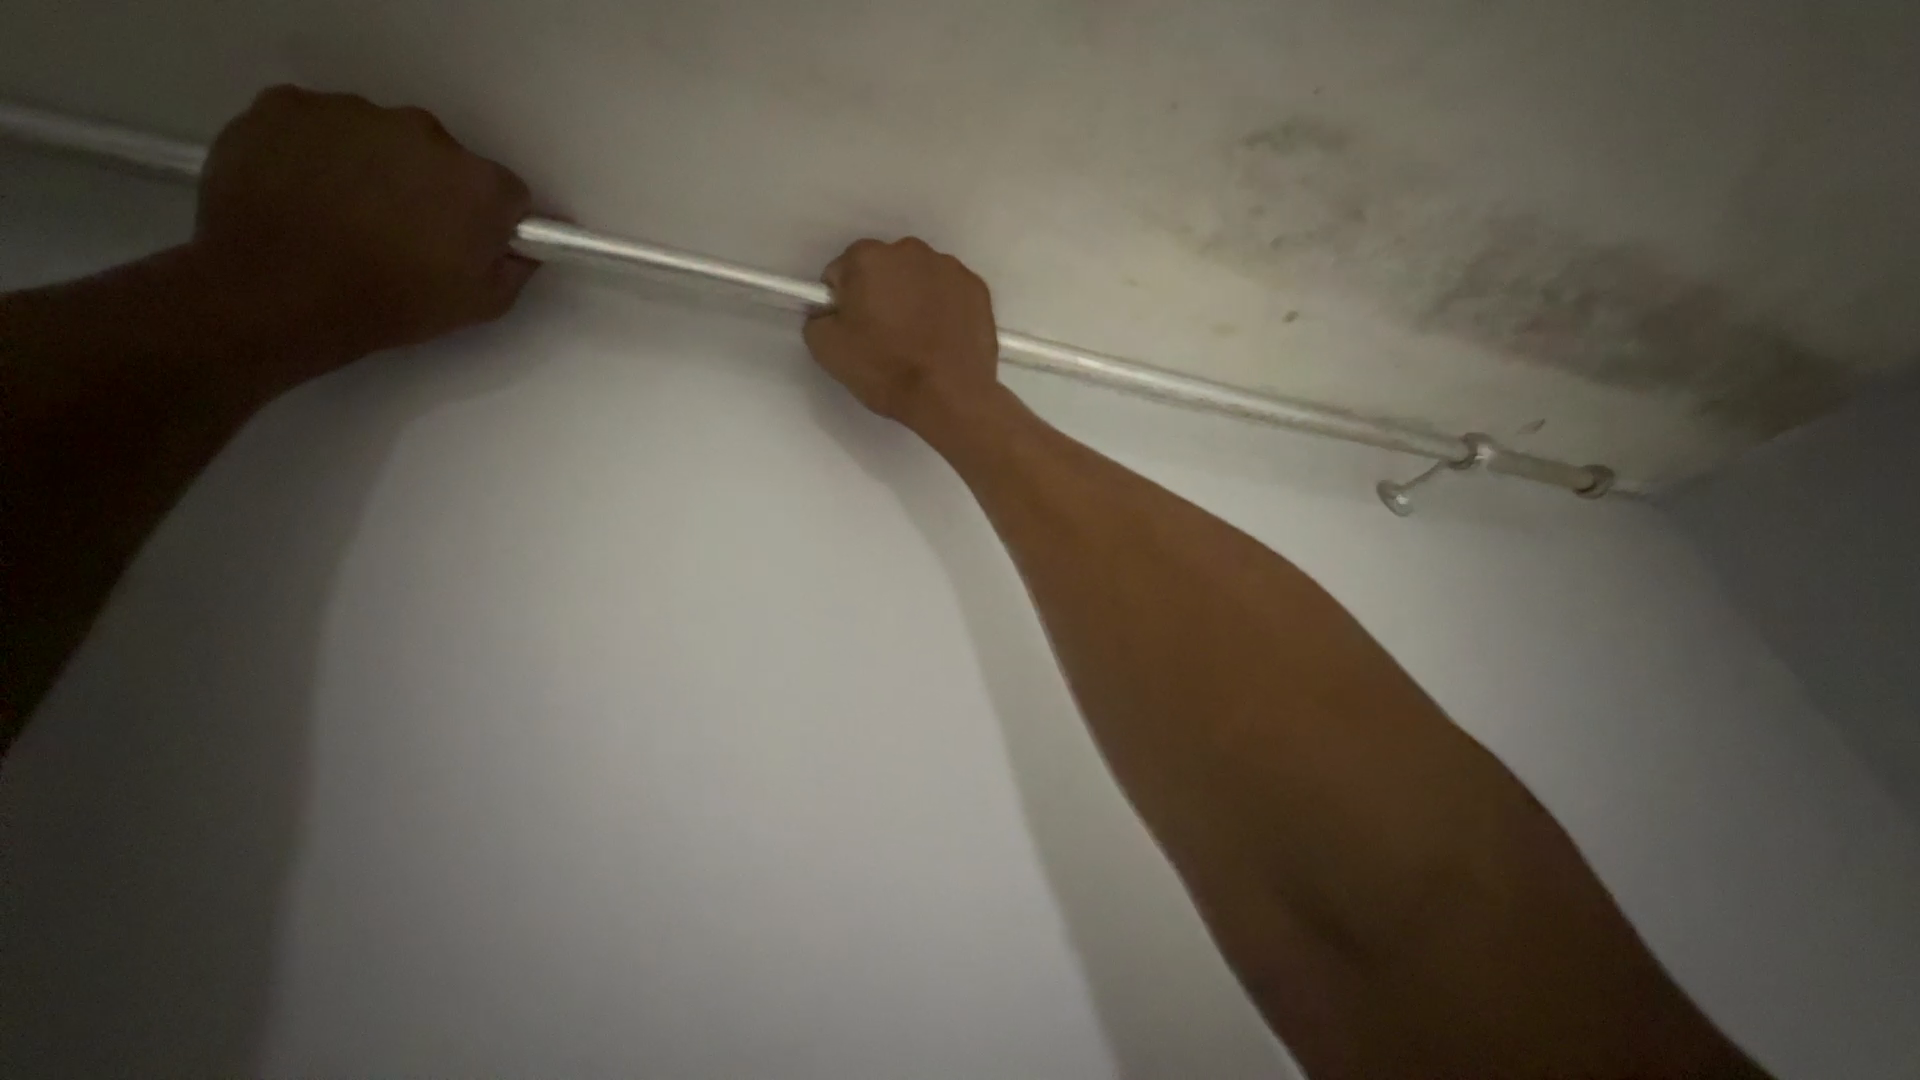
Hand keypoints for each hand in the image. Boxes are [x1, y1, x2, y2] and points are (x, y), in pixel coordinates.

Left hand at [190, 85, 537, 378]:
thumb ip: (514, 268)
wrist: (277, 291)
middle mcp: (424, 132)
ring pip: (380, 136)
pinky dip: (318, 151)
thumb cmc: (393, 303)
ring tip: (347, 213)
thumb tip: (519, 247)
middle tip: (403, 232)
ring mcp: (352, 113)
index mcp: (480, 182)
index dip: (492, 220)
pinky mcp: (288, 105)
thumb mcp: (481, 305)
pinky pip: (318, 124)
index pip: (507, 193)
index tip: (468, 244)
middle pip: (443, 156)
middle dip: (431, 187)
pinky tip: (305, 192)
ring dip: (374, 166)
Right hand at [803, 238, 1001, 429]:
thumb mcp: (826, 349)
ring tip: (918, 341)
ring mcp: (949, 267)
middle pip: (883, 270)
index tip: (854, 331)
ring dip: (914, 300)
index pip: (842, 274)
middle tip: (885, 338)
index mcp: (867, 258)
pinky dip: (944, 309)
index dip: (843, 303)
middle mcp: (910, 250)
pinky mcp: (976, 288)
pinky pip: (950, 294)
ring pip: (919, 279)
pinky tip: (943, 340)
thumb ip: (819, 318)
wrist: (950, 395)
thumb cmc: (885, 369)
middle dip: (881, 295)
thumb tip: (830, 312)